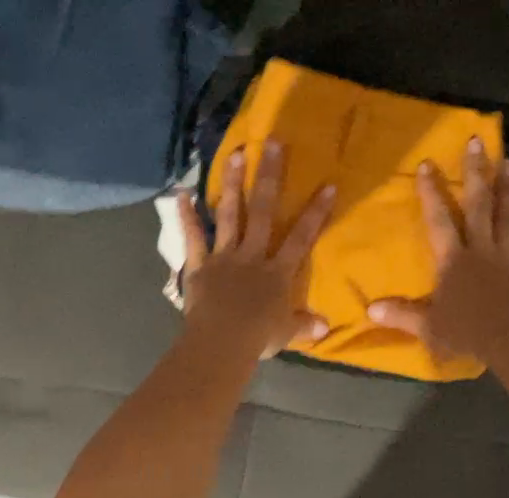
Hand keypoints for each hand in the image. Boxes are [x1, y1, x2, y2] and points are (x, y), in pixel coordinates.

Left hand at [179, 140, 334, 359]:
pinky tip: (181, 194)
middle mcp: (253, 257)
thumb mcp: (286, 334)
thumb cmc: (257, 340)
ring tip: (234, 153)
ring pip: (230, 215)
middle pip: (263, 212)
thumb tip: (326, 325)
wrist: (222, 342)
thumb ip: (304, 325)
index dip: (315, 213)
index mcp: (277, 274)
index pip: (301, 238)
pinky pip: (193, 238)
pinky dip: (186, 217)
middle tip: (273, 143)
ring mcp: (224, 258)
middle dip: (269, 176)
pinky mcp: (199, 266)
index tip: (328, 186)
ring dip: (232, 184)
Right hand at [367, 138, 508, 364]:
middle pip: (479, 204)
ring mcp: (506, 257)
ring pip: (506, 215)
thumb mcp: (427, 326)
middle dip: (477, 172)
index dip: (431, 192)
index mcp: (453, 259)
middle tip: (478, 142)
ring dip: (507, 188)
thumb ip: (401, 314)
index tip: (427, 164)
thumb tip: (370, 309)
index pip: (439, 219)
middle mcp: (481, 249)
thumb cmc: (466, 331)